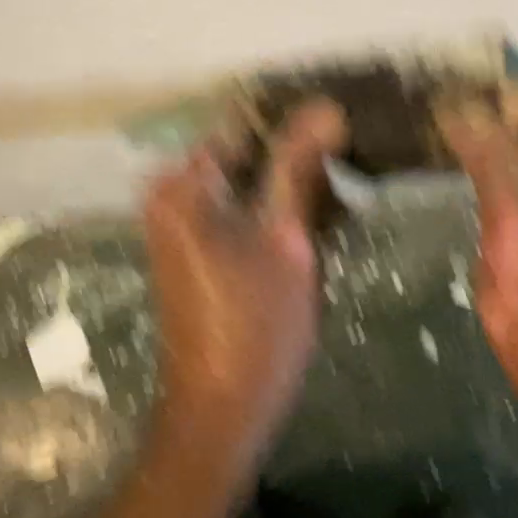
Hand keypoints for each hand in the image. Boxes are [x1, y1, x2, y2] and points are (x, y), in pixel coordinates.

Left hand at [142, 100, 347, 439]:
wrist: (220, 411)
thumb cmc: (254, 327)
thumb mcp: (287, 241)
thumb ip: (299, 168)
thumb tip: (327, 106)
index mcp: (181, 186)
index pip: (243, 124)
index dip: (295, 121)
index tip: (343, 124)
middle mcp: (168, 195)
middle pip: (243, 153)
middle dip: (295, 154)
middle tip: (349, 162)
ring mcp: (176, 223)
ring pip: (244, 182)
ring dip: (287, 183)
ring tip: (340, 190)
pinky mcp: (191, 248)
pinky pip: (235, 207)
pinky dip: (270, 208)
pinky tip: (313, 219)